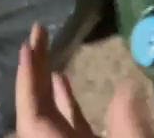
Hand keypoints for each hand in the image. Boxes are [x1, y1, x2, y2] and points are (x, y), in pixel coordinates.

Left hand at [15, 25, 152, 137]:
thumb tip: (127, 85)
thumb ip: (127, 121)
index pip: (32, 111)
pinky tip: (61, 77)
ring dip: (45, 80)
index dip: (27, 79)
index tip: (27, 45)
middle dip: (35, 69)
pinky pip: (63, 119)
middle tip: (39, 32)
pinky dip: (61, 98)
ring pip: (48, 111)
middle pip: (36, 106)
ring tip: (46, 47)